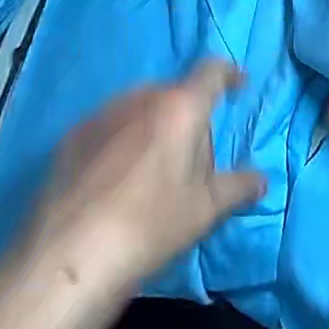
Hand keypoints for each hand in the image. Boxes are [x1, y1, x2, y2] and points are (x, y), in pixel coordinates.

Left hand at [0, 59, 264, 328]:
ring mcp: (102, 113)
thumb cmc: (150, 225)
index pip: (212, 71)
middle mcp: (142, 97)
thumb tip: (261, 179)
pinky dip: (120, 141)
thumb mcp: (204, 210)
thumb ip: (237, 187)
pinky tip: (114, 181)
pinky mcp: (71, 136)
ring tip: (151, 172)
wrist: (68, 256)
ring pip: (140, 109)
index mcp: (181, 106)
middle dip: (188, 117)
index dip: (229, 74)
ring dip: (152, 127)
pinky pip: (109, 127)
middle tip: (191, 160)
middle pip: (175, 95)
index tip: (238, 85)